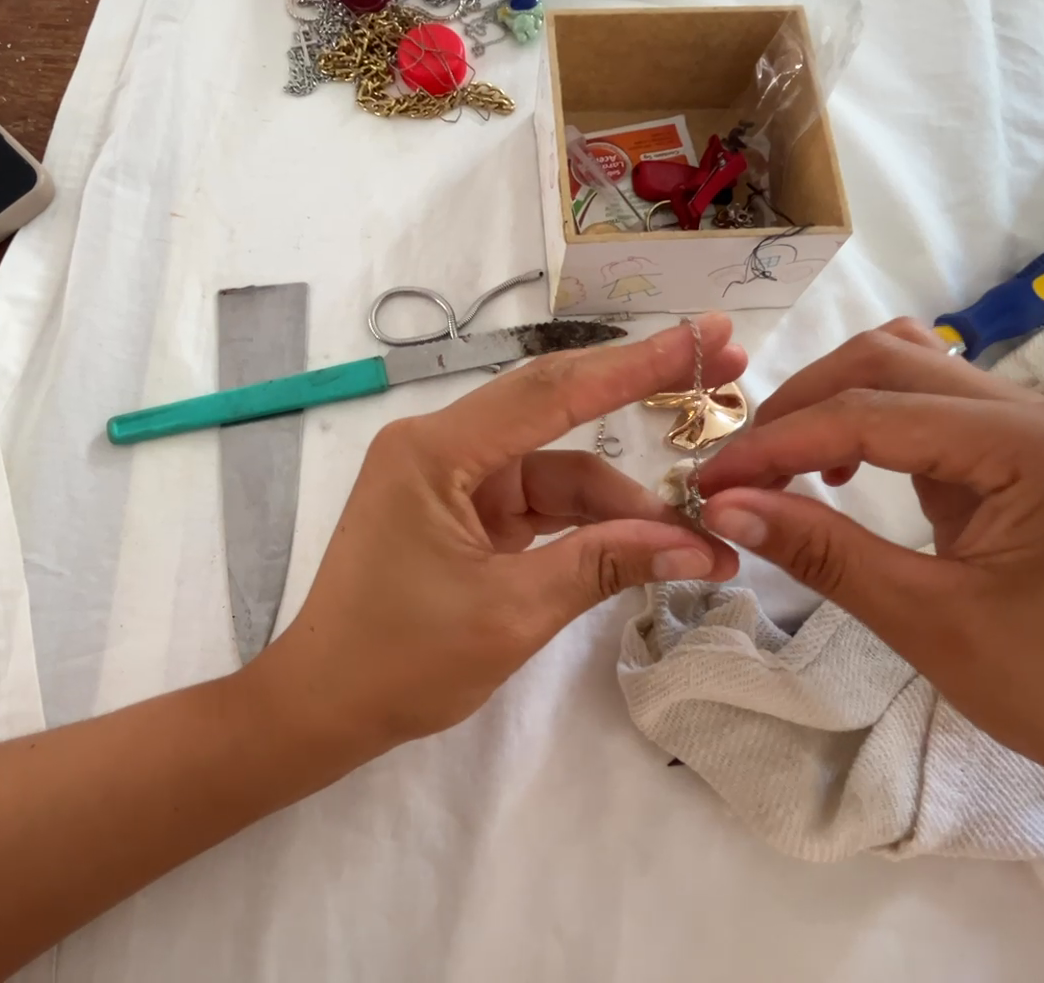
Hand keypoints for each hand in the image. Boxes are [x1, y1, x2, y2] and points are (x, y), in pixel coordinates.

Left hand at [252, 316, 745, 752]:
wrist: (324, 707)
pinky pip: (535, 498)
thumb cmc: (401, 663)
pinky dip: (585, 520)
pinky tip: (638, 538)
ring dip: (619, 497)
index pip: (551, 392)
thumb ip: (604, 565)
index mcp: (434, 451)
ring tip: (693, 529)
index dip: (635, 366)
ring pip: (554, 465)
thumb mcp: (511, 613)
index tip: (705, 336)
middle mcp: (438, 446)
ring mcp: (449, 477)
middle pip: (554, 406)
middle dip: (637, 393)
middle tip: (719, 368)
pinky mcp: (460, 510)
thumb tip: (699, 546)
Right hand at [696, 320, 1043, 806]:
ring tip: (783, 466)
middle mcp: (1043, 411)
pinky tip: (842, 473)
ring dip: (831, 405)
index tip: (708, 484)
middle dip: (799, 408)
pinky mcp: (1025, 452)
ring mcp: (1039, 426)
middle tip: (740, 473)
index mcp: (1036, 444)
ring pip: (907, 369)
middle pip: (888, 359)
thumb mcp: (923, 620)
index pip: (871, 413)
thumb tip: (722, 508)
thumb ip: (819, 550)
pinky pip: (930, 408)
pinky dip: (868, 425)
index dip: (777, 444)